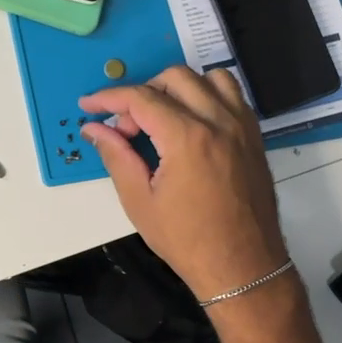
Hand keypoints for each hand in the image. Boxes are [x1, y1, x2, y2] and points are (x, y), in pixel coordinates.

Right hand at [79, 67, 289, 302]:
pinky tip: (188, 124)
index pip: (141, 99)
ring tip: (159, 118)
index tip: (88, 105)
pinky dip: (205, 96)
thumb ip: (116, 156)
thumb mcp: (139, 200)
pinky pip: (231, 95)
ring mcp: (242, 126)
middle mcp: (219, 122)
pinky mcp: (254, 136)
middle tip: (125, 127)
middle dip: (141, 93)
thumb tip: (94, 128)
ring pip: (208, 78)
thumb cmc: (185, 239)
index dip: (108, 98)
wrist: (241, 264)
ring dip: (177, 88)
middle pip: (174, 78)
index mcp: (187, 139)